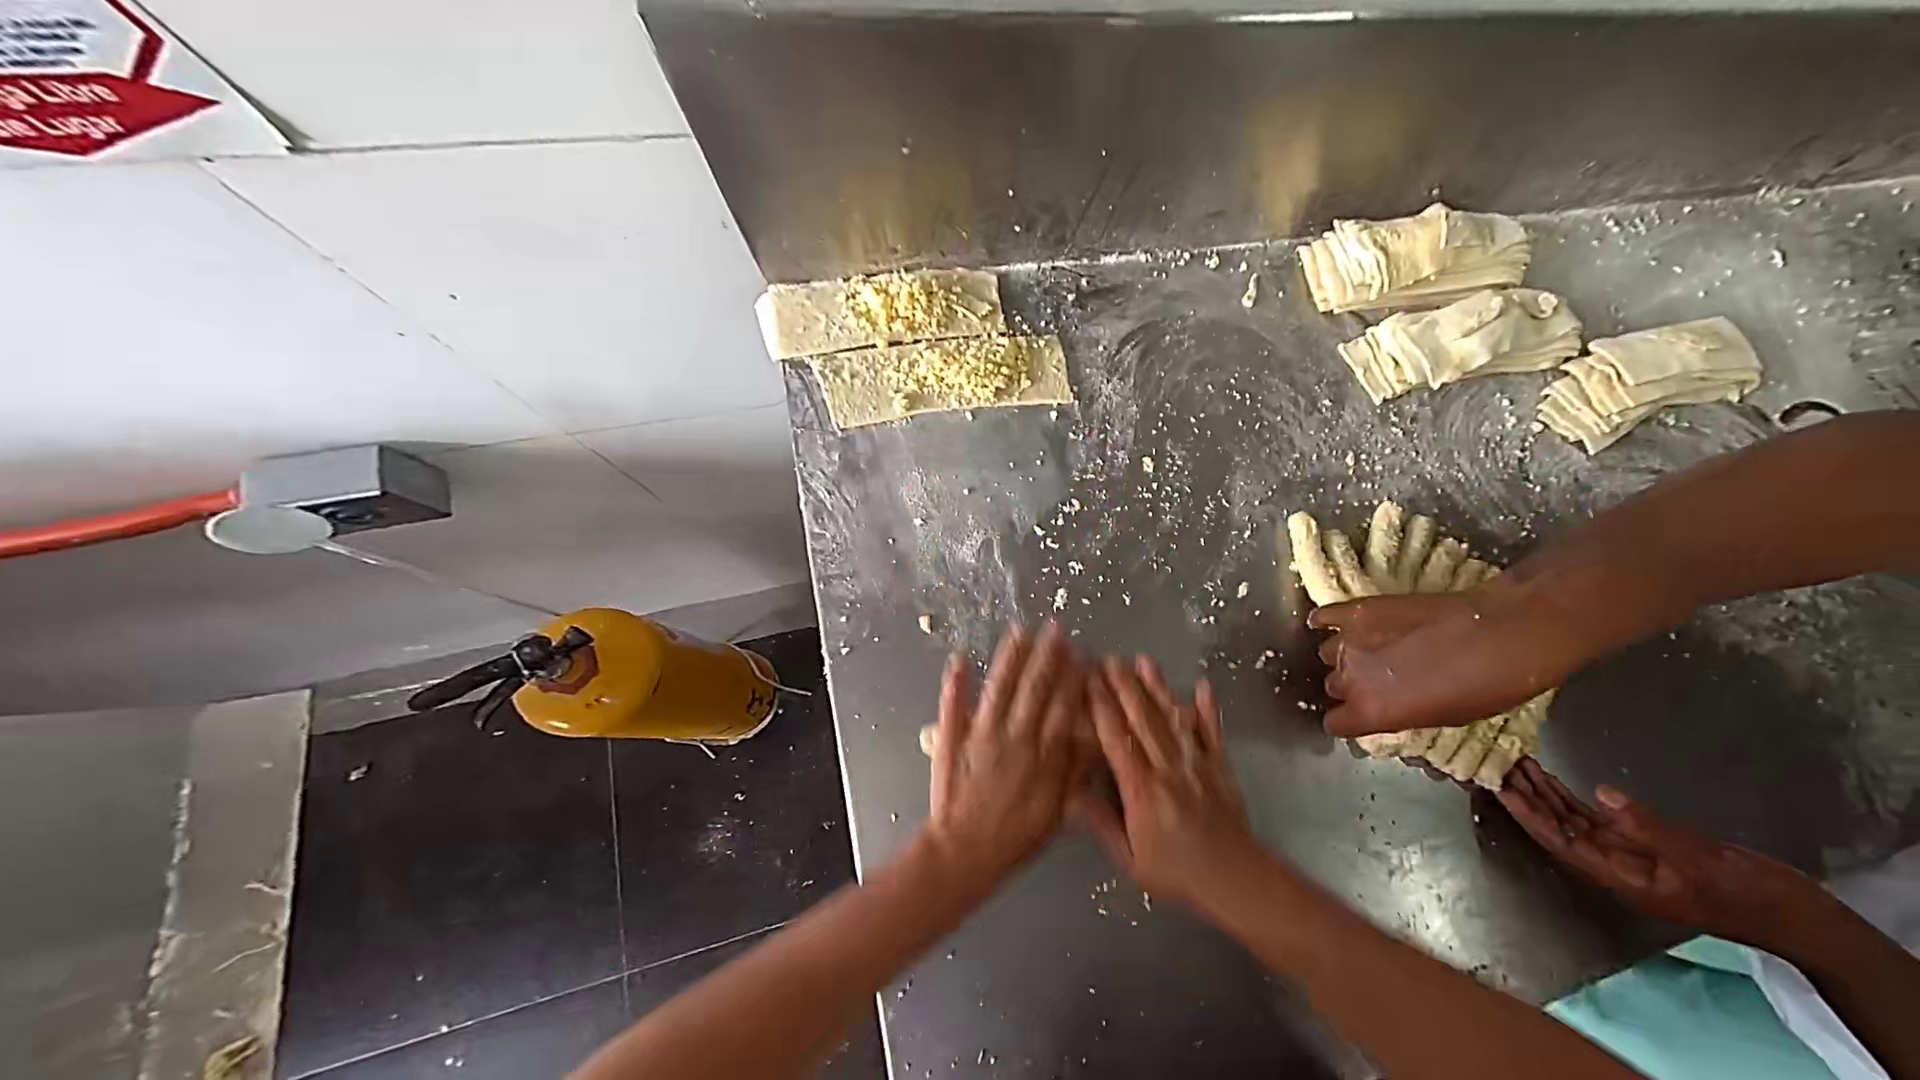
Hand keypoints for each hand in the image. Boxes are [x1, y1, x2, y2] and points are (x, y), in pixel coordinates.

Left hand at [924, 622, 1086, 885]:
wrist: (964, 852)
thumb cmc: (1015, 836)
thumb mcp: (1056, 810)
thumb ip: (1073, 770)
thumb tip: (1091, 734)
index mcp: (1041, 754)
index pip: (1061, 706)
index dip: (1072, 677)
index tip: (1081, 651)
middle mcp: (1013, 736)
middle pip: (1033, 688)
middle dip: (1046, 655)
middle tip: (1055, 627)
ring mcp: (980, 733)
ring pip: (999, 687)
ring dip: (1009, 657)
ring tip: (1019, 630)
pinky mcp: (952, 737)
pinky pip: (954, 704)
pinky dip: (956, 681)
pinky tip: (961, 657)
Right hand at [1081, 654, 1258, 908]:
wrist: (1235, 881)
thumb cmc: (1176, 873)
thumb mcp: (1129, 859)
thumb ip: (1102, 823)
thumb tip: (1072, 791)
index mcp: (1142, 790)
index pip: (1117, 740)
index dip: (1101, 708)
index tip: (1087, 681)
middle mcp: (1168, 769)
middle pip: (1143, 720)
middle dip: (1124, 686)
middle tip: (1110, 658)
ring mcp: (1197, 765)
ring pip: (1173, 719)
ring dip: (1158, 687)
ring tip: (1144, 659)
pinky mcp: (1220, 767)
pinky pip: (1212, 732)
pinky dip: (1207, 708)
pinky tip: (1200, 684)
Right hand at [1310, 584, 1579, 736]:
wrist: (1503, 634)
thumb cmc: (1487, 687)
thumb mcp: (1442, 718)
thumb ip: (1398, 714)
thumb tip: (1383, 706)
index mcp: (1369, 712)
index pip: (1335, 723)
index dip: (1348, 718)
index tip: (1360, 713)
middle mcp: (1350, 679)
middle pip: (1333, 686)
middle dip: (1352, 684)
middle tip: (1379, 677)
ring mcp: (1348, 641)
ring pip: (1329, 653)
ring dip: (1347, 653)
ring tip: (1373, 647)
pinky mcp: (1354, 610)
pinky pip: (1324, 619)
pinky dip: (1327, 622)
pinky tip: (1345, 624)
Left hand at [1498, 759, 1817, 945]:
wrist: (1801, 918)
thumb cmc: (1754, 896)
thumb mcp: (1701, 860)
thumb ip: (1649, 828)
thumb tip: (1603, 795)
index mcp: (1618, 876)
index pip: (1556, 839)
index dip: (1525, 813)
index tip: (1498, 786)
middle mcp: (1611, 865)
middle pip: (1554, 826)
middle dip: (1524, 796)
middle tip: (1496, 763)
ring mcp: (1623, 854)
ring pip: (1568, 819)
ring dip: (1541, 792)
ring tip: (1515, 763)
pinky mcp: (1639, 844)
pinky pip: (1590, 818)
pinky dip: (1567, 797)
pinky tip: (1549, 778)